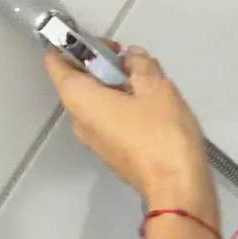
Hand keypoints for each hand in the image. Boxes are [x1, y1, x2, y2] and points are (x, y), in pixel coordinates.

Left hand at [43, 43, 218, 221]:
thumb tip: (134, 59)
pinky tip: (160, 123)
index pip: (56, 58)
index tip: (109, 48)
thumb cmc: (164, 136)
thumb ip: (141, 64)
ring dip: (123, 98)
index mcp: (78, 98)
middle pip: (83, 85)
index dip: (78, 45)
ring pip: (103, 109)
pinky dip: (133, 121)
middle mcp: (80, 122)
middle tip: (140, 73)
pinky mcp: (119, 163)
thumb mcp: (157, 87)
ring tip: (156, 99)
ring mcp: (99, 146)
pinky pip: (119, 131)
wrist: (181, 193)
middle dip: (108, 73)